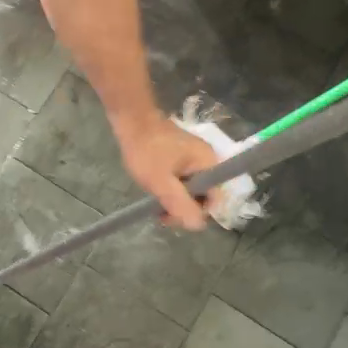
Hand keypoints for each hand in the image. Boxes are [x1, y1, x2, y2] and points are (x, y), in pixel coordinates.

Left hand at [115, 116, 219, 231]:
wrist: (132, 121)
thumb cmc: (147, 151)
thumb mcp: (161, 182)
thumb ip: (180, 203)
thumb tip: (198, 226)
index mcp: (211, 165)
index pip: (215, 199)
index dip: (197, 213)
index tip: (172, 217)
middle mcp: (209, 162)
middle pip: (204, 195)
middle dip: (184, 208)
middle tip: (159, 214)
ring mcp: (195, 159)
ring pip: (192, 189)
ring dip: (175, 200)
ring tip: (154, 204)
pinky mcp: (182, 157)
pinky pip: (183, 180)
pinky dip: (171, 189)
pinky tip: (156, 191)